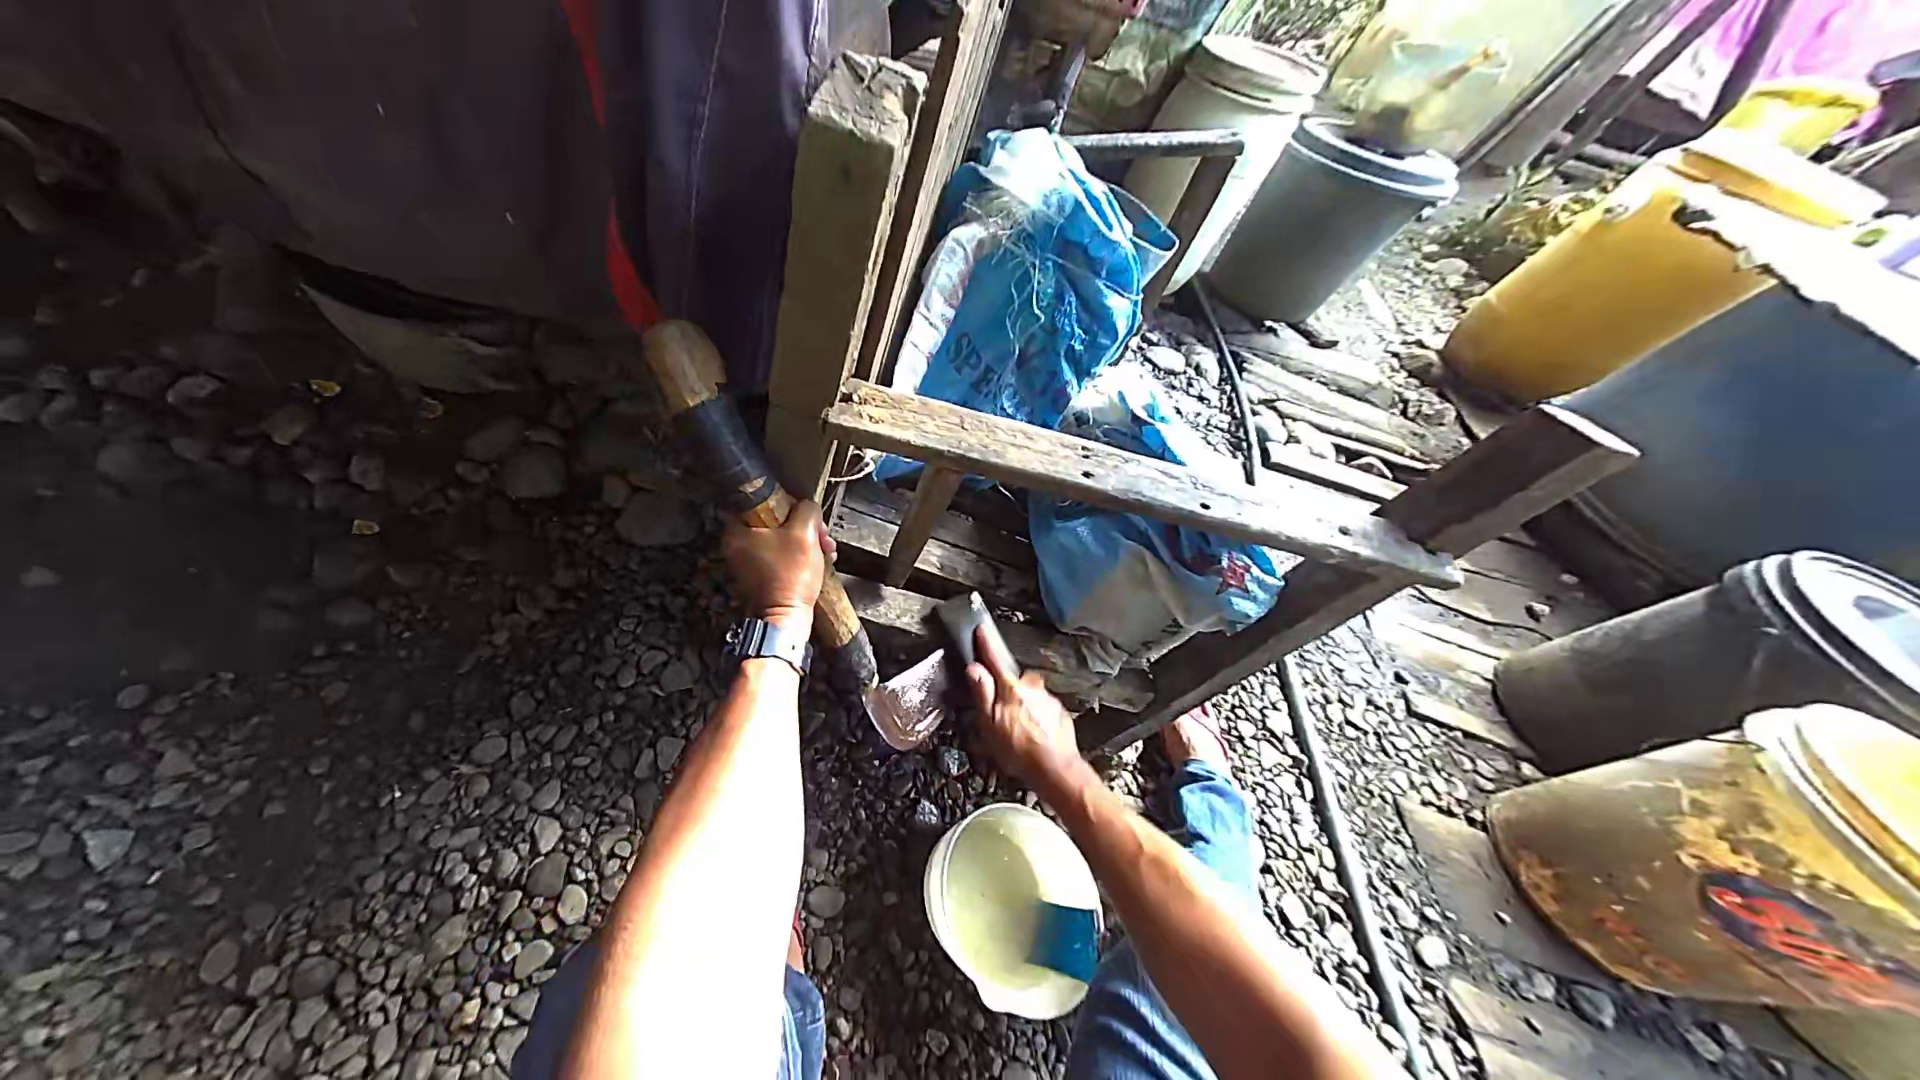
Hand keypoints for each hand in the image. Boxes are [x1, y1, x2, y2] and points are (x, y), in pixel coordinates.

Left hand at [722, 500, 834, 626]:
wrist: (788, 619)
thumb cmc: (791, 575)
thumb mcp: (804, 533)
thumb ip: (807, 510)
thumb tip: (807, 507)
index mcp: (736, 531)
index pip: (766, 503)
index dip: (792, 507)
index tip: (809, 519)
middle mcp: (736, 546)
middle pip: (778, 523)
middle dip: (806, 529)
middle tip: (823, 538)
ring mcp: (748, 563)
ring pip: (784, 540)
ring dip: (808, 543)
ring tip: (827, 552)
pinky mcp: (761, 577)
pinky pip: (782, 557)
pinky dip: (800, 558)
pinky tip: (820, 562)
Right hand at [965, 626, 1083, 795]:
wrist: (1056, 769)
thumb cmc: (1020, 750)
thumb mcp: (989, 724)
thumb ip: (982, 693)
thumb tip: (974, 669)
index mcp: (1011, 687)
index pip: (995, 658)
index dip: (986, 643)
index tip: (981, 629)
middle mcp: (1032, 687)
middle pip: (1013, 680)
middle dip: (1006, 692)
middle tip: (999, 716)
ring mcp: (1047, 699)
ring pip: (1028, 695)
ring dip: (1021, 707)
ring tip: (1016, 733)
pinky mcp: (1058, 711)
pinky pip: (1041, 707)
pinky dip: (1035, 717)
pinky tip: (1031, 736)